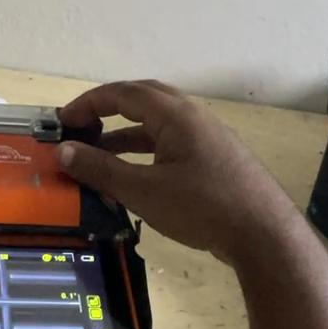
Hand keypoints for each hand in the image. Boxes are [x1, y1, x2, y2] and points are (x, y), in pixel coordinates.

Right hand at [57, 80, 300, 267]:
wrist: (263, 234)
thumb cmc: (201, 207)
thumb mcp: (142, 191)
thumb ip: (100, 169)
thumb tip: (63, 151)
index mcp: (176, 115)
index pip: (124, 93)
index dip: (89, 103)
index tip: (63, 120)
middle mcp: (193, 117)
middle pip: (143, 100)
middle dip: (107, 110)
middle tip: (80, 127)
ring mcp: (207, 138)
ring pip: (157, 124)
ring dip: (124, 134)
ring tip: (96, 153)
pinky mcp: (213, 160)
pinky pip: (170, 144)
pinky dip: (143, 151)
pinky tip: (131, 174)